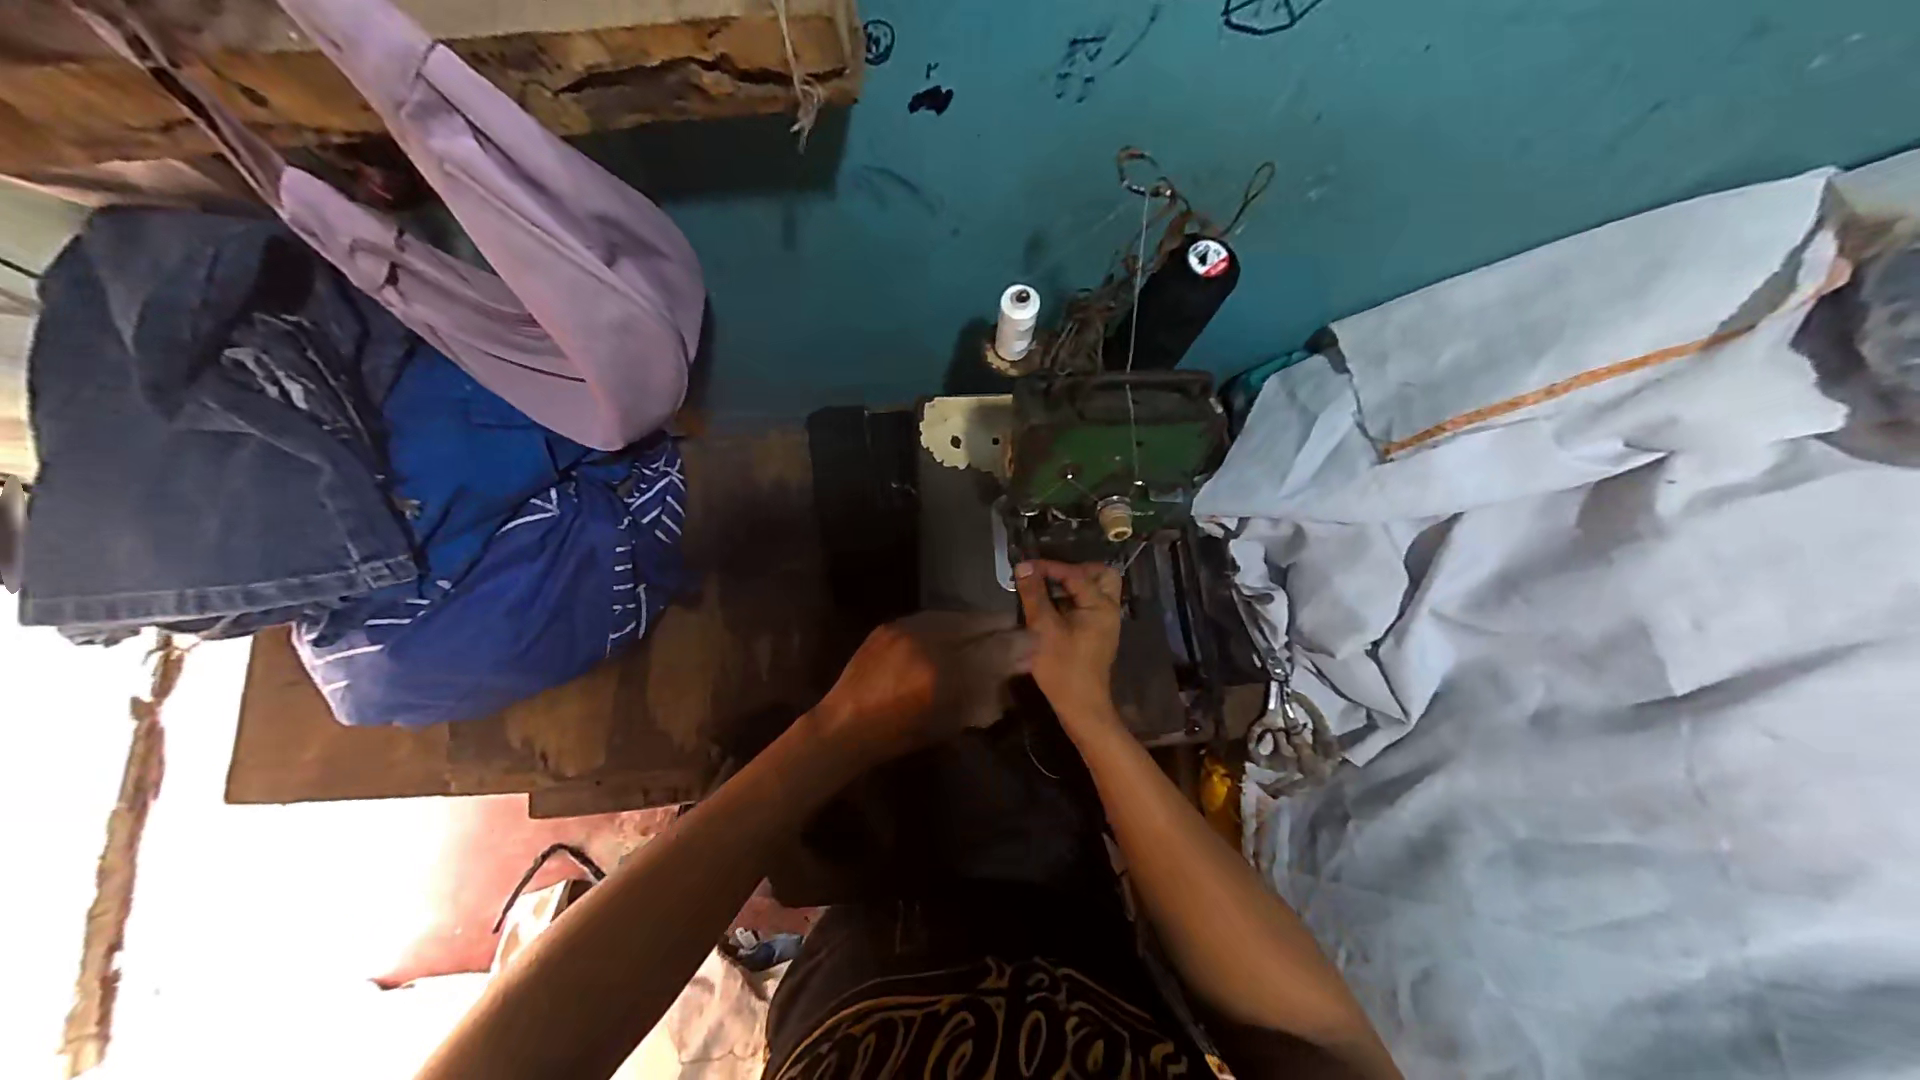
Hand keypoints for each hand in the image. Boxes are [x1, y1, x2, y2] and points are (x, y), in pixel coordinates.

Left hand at [809, 611, 1032, 764]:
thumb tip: (1016, 670)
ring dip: (975, 626)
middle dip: (1001, 630)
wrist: (845, 726)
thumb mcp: (951, 720)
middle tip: (1016, 638)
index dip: (1018, 644)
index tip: (1034, 644)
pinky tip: (953, 636)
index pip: (994, 647)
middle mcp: (925, 642)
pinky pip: (931, 618)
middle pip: (978, 625)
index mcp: (943, 673)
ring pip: (955, 617)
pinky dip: (948, 626)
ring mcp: (905, 629)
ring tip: (986, 636)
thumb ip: (986, 694)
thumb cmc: (901, 733)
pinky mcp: (889, 625)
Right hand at [1015, 560, 1122, 720]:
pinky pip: (1089, 605)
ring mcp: (1105, 623)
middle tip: (1049, 575)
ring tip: (1045, 589)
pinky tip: (1050, 607)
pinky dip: (1073, 599)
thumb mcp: (1043, 628)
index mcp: (1101, 606)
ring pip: (1096, 590)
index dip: (1049, 567)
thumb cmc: (1063, 667)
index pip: (1076, 574)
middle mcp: (1109, 610)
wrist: (1081, 706)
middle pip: (1100, 575)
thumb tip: (1023, 567)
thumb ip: (1034, 594)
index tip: (1025, 567)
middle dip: (1074, 570)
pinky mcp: (1097, 634)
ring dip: (1072, 585)